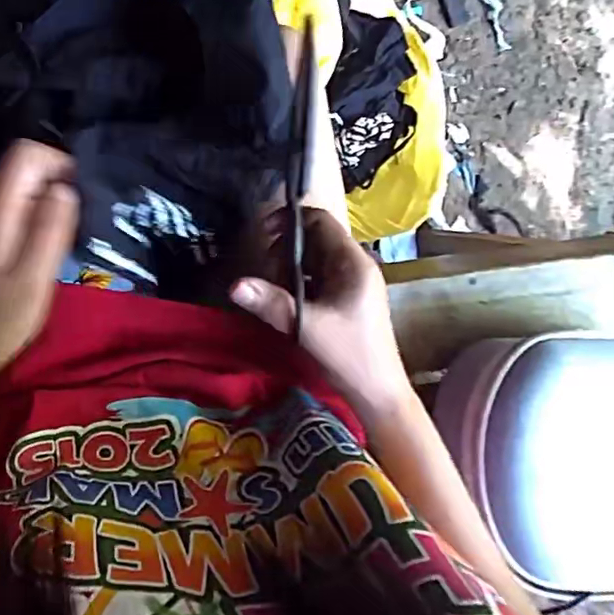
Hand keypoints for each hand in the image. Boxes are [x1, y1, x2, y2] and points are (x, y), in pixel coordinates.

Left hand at [0, 140, 79, 384]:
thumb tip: (66, 188)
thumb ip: (49, 230)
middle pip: (27, 169)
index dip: (59, 163)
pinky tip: (45, 257)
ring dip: (51, 208)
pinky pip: (19, 212)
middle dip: (59, 188)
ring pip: (25, 192)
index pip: (26, 152)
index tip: (81, 196)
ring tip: (64, 245)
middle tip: (76, 229)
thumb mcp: (32, 279)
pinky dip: (38, 224)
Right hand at [229, 207, 411, 418]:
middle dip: (285, 248)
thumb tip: (235, 285)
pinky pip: (317, 277)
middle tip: (266, 271)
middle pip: (315, 238)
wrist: (378, 394)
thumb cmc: (350, 356)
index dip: (290, 220)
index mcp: (353, 263)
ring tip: (273, 288)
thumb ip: (271, 303)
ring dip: (289, 267)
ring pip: (314, 259)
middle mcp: (355, 266)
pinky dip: (298, 282)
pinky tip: (285, 301)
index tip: (264, 234)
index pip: (320, 221)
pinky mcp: (345, 299)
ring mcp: (351, 283)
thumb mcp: (307, 327)